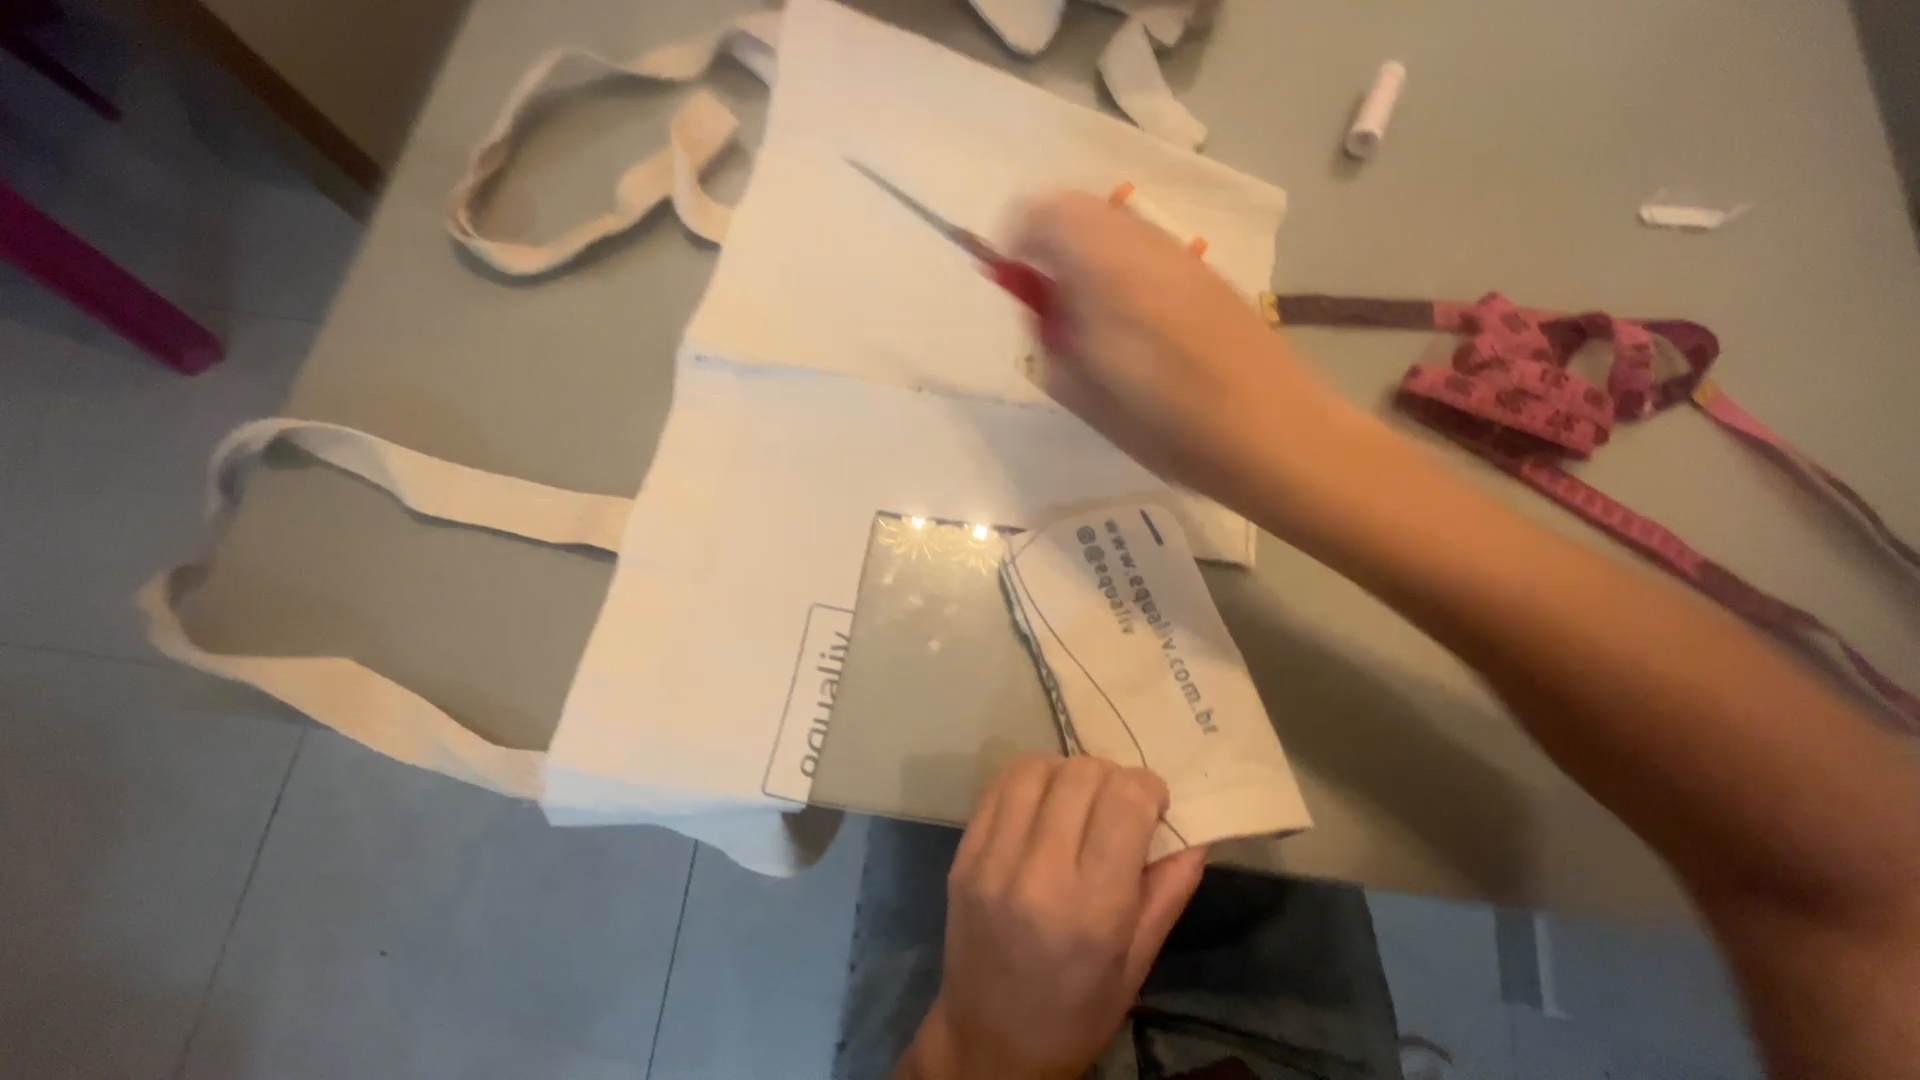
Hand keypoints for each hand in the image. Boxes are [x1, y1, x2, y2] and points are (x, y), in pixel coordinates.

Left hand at [895, 756, 1208, 1079]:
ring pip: (1036, 769)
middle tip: (1118, 805)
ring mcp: (992, 861)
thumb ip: (1169, 890)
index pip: (1125, 800)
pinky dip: (1029, 780)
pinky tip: (1043, 802)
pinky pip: (998, 787)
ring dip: (1067, 772)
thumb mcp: (1137, 963)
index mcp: (1093, 908)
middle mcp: (1039, 875)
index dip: (1149, 788)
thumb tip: (1195, 830)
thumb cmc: (1076, 1012)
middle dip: (1112, 777)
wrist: (990, 1042)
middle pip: (1082, 774)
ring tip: (1079, 800)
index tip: (1154, 804)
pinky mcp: (963, 855)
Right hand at [1011, 191, 1344, 506]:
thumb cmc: (1171, 428)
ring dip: (1088, 257)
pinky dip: (1123, 268)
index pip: (1041, 214)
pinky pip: (1147, 249)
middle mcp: (1143, 246)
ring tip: (1093, 320)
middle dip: (1051, 247)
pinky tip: (1138, 325)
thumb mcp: (1087, 394)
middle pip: (1078, 210)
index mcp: (1106, 271)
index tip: (1012, 283)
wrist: (1276, 433)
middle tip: (1050, 306)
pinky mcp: (1208, 273)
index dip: (1015, 242)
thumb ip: (1052, 337)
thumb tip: (1041, 308)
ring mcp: (1181, 256)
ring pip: (1115, 227)